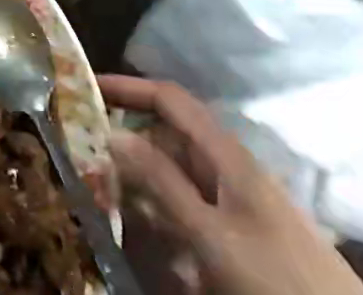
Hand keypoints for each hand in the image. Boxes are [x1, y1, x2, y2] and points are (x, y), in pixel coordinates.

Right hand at [100, 75, 362, 294]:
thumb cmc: (277, 279)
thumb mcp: (212, 235)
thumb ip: (163, 183)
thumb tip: (112, 133)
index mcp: (227, 154)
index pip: (171, 99)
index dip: (129, 87)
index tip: (87, 87)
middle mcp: (231, 167)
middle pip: (170, 134)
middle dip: (128, 136)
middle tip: (85, 150)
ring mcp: (238, 199)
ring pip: (177, 169)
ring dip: (141, 173)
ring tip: (105, 188)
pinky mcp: (241, 229)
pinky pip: (190, 202)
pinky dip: (161, 204)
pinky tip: (145, 226)